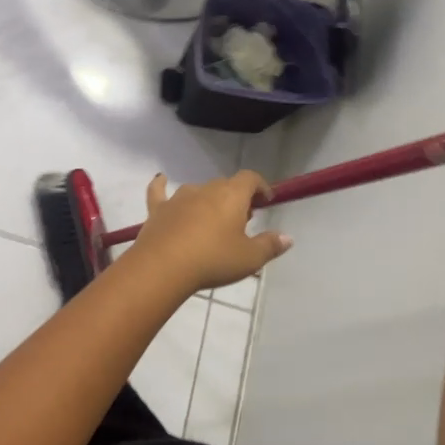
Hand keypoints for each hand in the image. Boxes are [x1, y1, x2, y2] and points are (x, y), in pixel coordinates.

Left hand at [125, 171, 292, 293]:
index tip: (266, 200)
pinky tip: (160, 179)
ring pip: (198, 190)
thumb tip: (287, 237)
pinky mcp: (158, 209)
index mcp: (231, 196)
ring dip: (208, 199)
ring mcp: (178, 197)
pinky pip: (159, 191)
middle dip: (236, 198)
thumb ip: (270, 245)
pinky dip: (161, 185)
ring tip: (214, 218)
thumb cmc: (213, 259)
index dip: (260, 186)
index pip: (249, 178)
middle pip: (225, 185)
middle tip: (242, 220)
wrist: (164, 265)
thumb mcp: (249, 258)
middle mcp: (205, 189)